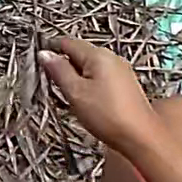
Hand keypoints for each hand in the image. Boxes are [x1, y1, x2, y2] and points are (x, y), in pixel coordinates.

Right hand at [37, 36, 161, 152]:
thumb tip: (45, 54)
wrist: (141, 138)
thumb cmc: (108, 115)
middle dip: (64, 65)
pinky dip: (89, 84)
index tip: (40, 63)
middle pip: (80, 53)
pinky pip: (101, 76)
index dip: (51, 50)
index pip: (68, 43)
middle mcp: (111, 58)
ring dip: (77, 76)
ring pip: (90, 66)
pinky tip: (87, 101)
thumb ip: (59, 70)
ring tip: (70, 96)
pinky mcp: (125, 84)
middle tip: (54, 85)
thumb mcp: (75, 92)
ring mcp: (121, 70)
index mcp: (98, 55)